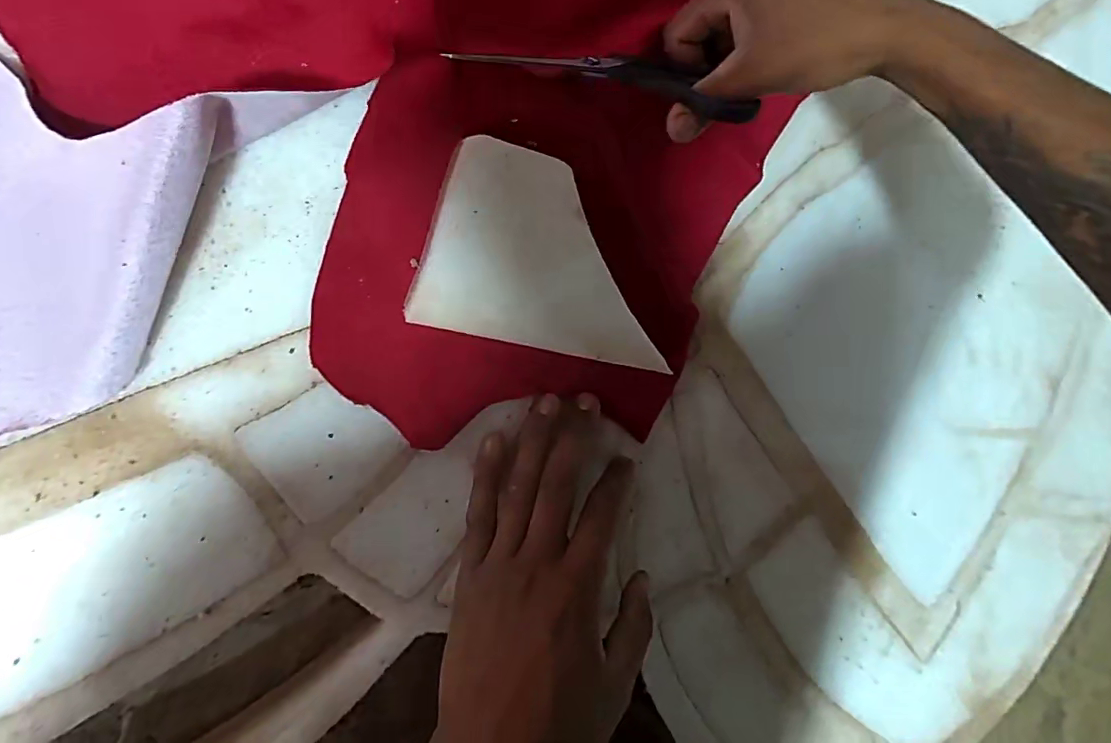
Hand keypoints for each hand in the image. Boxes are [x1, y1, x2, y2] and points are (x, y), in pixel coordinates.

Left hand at [433, 394, 651, 742]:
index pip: (603, 514)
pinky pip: (478, 516)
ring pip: (519, 489)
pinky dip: (486, 475)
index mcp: (578, 586)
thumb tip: (640, 576)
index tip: (626, 456)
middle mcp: (539, 563)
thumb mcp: (615, 682)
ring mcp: (499, 565)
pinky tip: (494, 441)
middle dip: (575, 437)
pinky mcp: (470, 576)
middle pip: (558, 485)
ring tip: (545, 402)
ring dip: (534, 441)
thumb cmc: (559, 720)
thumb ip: (635, 625)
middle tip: (586, 399)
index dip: (617, 480)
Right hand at [660, 0, 962, 140]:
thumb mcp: (753, 75)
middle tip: (740, 90)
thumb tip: (671, 131)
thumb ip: (707, 102)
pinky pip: (749, 35)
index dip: (688, 71)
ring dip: (734, 68)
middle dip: (712, 70)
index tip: (719, 90)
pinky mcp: (786, 5)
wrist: (886, 30)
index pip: (676, 35)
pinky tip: (777, 70)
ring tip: (762, 82)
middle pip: (699, 36)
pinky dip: (753, 58)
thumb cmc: (812, 45)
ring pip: (726, 39)